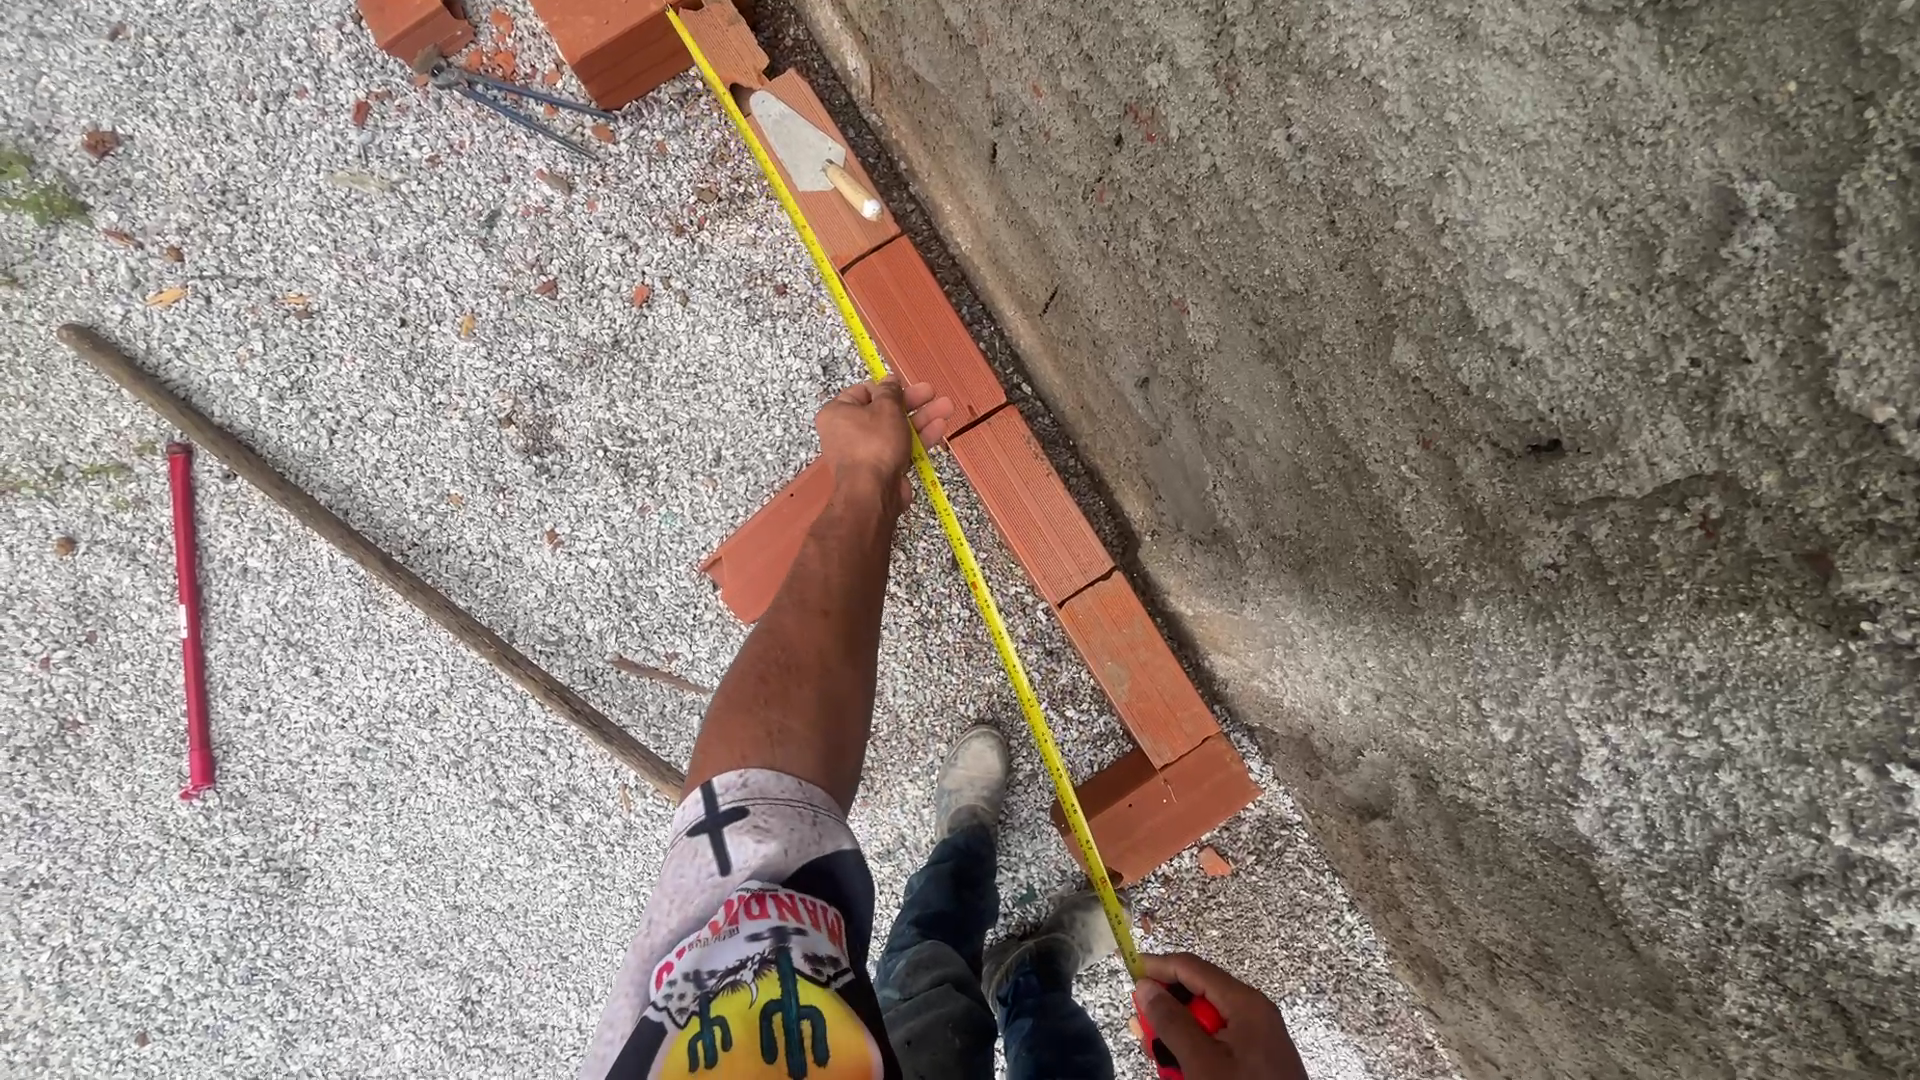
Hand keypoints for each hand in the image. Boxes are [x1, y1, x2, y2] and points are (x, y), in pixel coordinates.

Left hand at [815, 377, 953, 511]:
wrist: (873, 492)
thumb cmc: (874, 444)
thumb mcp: (886, 408)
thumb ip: (891, 392)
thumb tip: (890, 381)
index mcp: (837, 413)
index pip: (862, 392)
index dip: (887, 388)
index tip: (906, 385)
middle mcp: (848, 433)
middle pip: (884, 411)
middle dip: (912, 403)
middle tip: (932, 393)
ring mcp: (866, 453)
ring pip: (896, 430)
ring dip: (921, 419)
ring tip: (946, 408)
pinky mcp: (882, 470)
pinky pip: (900, 449)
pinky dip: (918, 439)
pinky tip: (939, 428)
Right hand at [1134, 953, 1306, 1079]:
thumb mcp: (1202, 1062)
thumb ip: (1171, 1021)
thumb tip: (1145, 985)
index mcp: (1244, 1002)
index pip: (1191, 967)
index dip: (1158, 966)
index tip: (1129, 970)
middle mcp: (1252, 1011)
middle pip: (1197, 995)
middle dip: (1167, 1011)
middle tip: (1142, 1031)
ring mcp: (1256, 1036)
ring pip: (1204, 1022)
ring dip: (1178, 1038)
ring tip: (1159, 1060)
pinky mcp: (1255, 1059)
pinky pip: (1217, 1043)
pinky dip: (1196, 1053)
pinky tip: (1181, 1072)